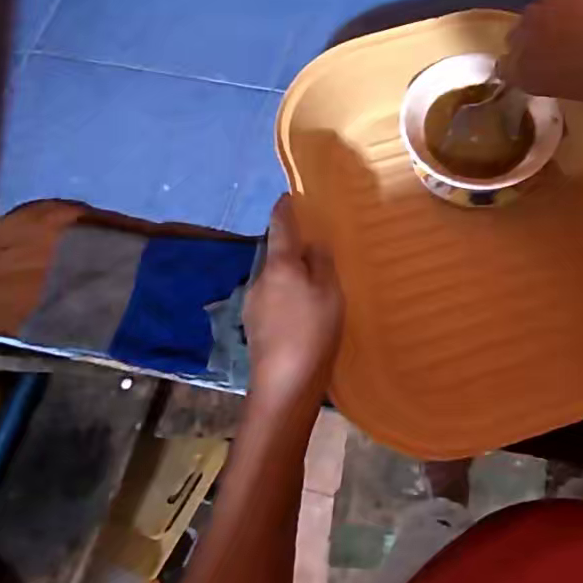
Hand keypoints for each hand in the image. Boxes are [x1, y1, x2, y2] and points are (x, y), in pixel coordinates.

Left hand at [245, 196, 343, 402]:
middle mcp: (260, 279)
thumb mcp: (329, 291)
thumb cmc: (312, 332)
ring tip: (314, 283)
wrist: (284, 386)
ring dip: (290, 275)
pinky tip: (302, 313)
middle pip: (276, 253)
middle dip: (292, 247)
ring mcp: (254, 304)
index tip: (290, 196)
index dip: (285, 208)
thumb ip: (321, 262)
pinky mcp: (255, 327)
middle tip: (316, 246)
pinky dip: (287, 297)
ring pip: (275, 278)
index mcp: (279, 264)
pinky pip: (274, 299)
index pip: (279, 225)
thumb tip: (312, 243)